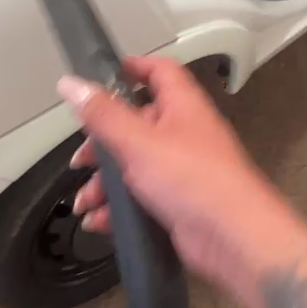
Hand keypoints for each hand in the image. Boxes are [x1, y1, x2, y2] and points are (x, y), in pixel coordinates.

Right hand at [59, 56, 306, 292]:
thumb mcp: (139, 142)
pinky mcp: (178, 204)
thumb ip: (104, 115)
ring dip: (105, 184)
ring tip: (85, 201)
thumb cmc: (197, 182)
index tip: (103, 74)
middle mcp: (184, 135)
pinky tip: (99, 221)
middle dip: (103, 144)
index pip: (160, 72)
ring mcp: (182, 171)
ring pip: (134, 168)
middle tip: (82, 158)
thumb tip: (72, 84)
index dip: (134, 68)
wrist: (234, 239)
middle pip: (136, 126)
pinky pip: (141, 200)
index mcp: (182, 108)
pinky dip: (118, 210)